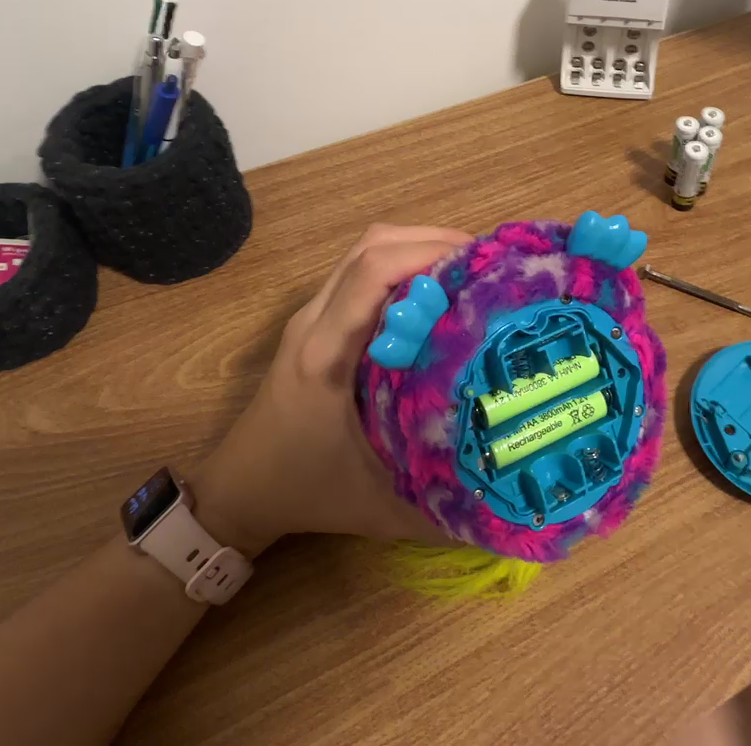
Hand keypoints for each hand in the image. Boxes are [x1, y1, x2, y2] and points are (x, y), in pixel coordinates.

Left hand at [187, 224, 472, 556]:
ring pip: (364, 252)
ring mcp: (312, 318)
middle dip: (434, 242)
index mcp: (327, 356)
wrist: (236, 491)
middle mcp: (316, 323)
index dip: (430, 253)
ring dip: (417, 249)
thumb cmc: (304, 494)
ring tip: (469, 274)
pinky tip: (436, 296)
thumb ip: (445, 509)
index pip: (373, 273)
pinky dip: (402, 267)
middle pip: (371, 246)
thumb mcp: (381, 507)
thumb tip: (513, 498)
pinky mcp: (315, 323)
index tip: (484, 266)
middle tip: (487, 266)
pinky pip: (361, 273)